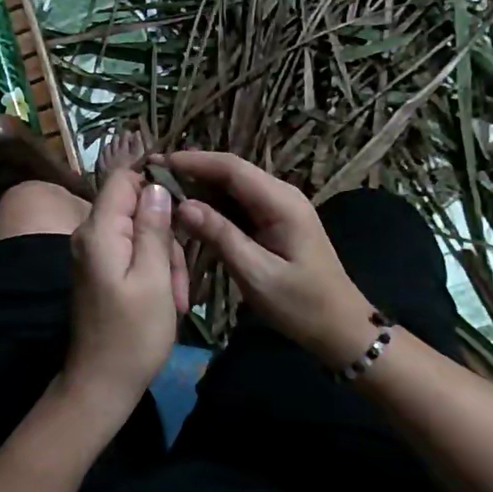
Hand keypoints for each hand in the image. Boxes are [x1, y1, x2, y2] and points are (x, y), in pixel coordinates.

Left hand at [63, 167, 187, 416]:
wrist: (102, 382)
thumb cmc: (133, 333)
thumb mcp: (154, 278)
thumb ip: (153, 228)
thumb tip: (156, 186)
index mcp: (98, 230)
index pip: (122, 178)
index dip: (153, 184)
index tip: (182, 209)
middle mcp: (88, 234)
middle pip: (134, 208)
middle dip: (164, 235)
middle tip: (181, 278)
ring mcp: (92, 252)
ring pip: (137, 233)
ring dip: (163, 259)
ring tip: (176, 298)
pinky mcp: (100, 269)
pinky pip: (130, 253)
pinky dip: (152, 271)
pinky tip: (166, 300)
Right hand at [160, 151, 377, 363]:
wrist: (341, 330)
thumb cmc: (301, 304)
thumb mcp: (256, 273)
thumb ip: (220, 235)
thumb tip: (182, 205)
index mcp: (281, 202)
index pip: (231, 168)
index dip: (193, 161)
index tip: (157, 163)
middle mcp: (280, 195)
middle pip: (229, 172)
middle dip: (190, 171)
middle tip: (151, 176)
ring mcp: (277, 208)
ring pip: (230, 187)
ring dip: (197, 186)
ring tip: (161, 191)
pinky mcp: (271, 222)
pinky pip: (235, 203)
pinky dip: (210, 204)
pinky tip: (186, 211)